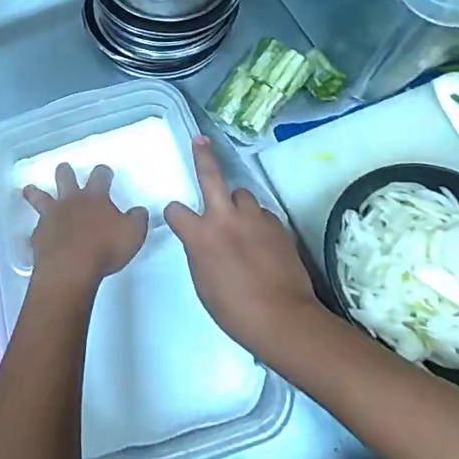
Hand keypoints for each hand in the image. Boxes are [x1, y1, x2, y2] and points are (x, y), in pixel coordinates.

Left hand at [24, 163, 147, 289]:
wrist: (70, 266)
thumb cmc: (105, 247)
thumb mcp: (132, 233)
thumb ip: (137, 219)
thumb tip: (139, 210)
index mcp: (94, 198)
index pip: (100, 177)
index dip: (103, 172)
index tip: (105, 171)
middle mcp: (70, 201)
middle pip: (65, 178)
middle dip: (65, 172)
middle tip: (64, 168)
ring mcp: (51, 216)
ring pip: (40, 197)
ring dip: (35, 192)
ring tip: (29, 189)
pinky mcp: (39, 235)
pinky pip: (36, 229)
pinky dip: (37, 229)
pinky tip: (37, 234)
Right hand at [165, 137, 325, 360]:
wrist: (283, 317)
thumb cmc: (234, 309)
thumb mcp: (202, 281)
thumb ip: (199, 251)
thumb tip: (201, 239)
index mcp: (200, 234)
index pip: (176, 210)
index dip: (175, 214)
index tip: (177, 218)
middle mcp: (225, 217)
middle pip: (212, 175)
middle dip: (203, 156)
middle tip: (201, 140)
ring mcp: (255, 218)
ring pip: (242, 194)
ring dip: (237, 202)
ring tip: (241, 220)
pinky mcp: (278, 225)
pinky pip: (263, 214)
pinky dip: (258, 220)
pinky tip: (262, 239)